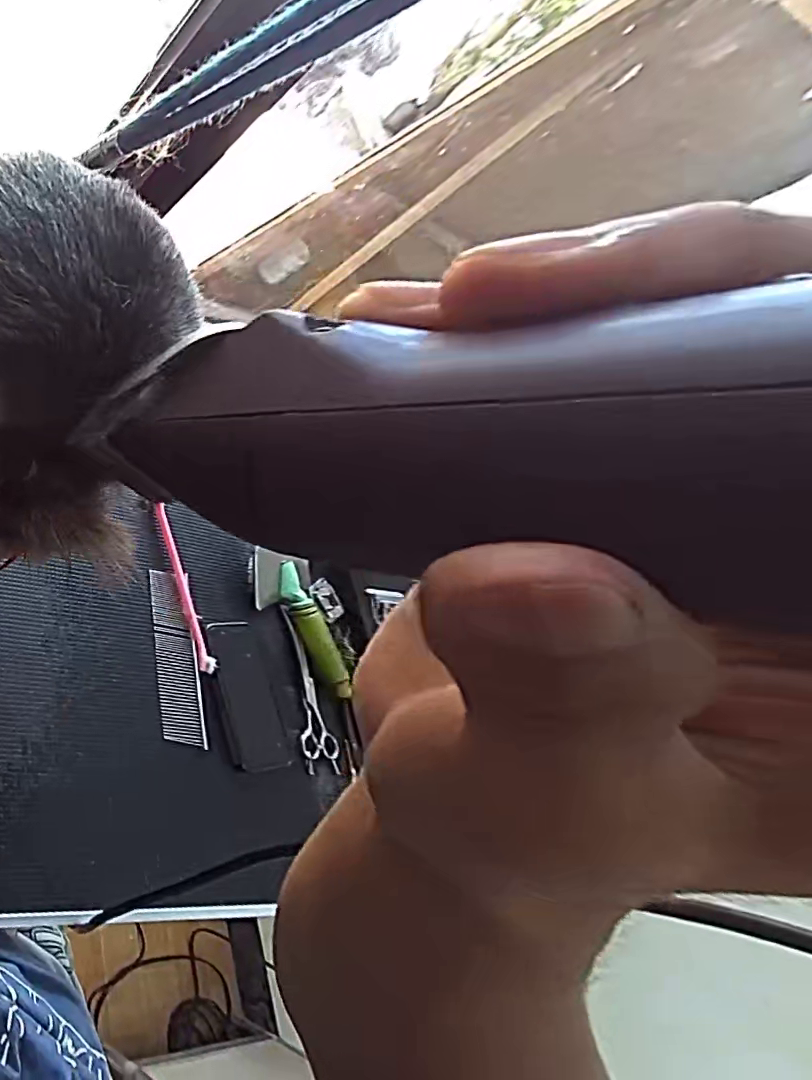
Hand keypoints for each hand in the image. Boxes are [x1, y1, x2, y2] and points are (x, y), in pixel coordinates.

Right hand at [278, 203, 811, 1077]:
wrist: (441, 797)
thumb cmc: (506, 831)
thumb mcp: (538, 797)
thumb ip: (559, 707)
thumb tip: (519, 575)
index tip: (667, 313)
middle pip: (803, 349)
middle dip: (665, 289)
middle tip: (492, 292)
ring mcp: (719, 502)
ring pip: (685, 341)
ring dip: (552, 304)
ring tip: (426, 307)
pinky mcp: (613, 483)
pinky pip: (573, 378)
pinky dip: (484, 344)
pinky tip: (406, 331)